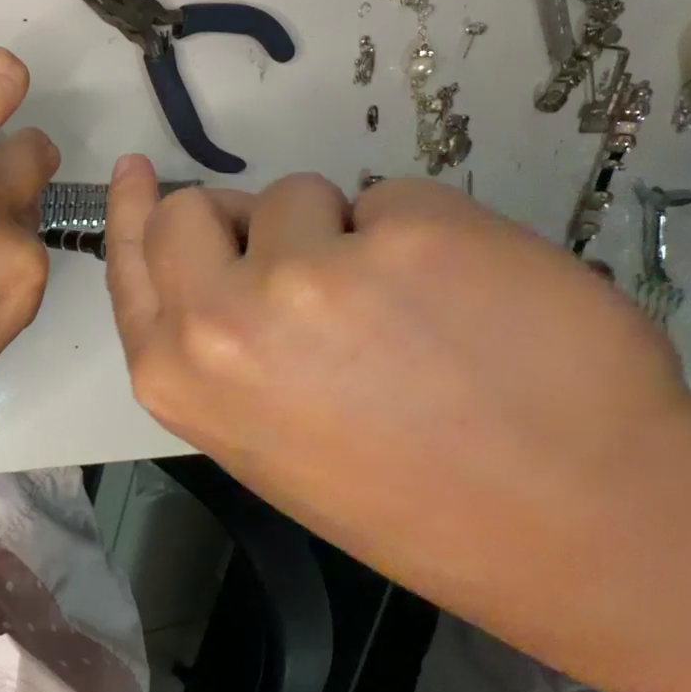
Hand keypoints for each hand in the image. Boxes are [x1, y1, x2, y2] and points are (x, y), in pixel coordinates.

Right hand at [104, 156, 690, 691]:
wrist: (560, 522)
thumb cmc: (391, 492)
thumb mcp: (251, 433)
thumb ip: (209, 346)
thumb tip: (225, 255)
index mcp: (172, 376)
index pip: (129, 263)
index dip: (132, 209)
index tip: (136, 169)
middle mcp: (216, 320)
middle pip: (192, 209)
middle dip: (238, 221)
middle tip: (298, 257)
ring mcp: (307, 272)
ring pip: (295, 195)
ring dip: (338, 232)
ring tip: (399, 307)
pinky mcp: (409, 233)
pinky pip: (390, 195)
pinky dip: (421, 233)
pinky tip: (460, 298)